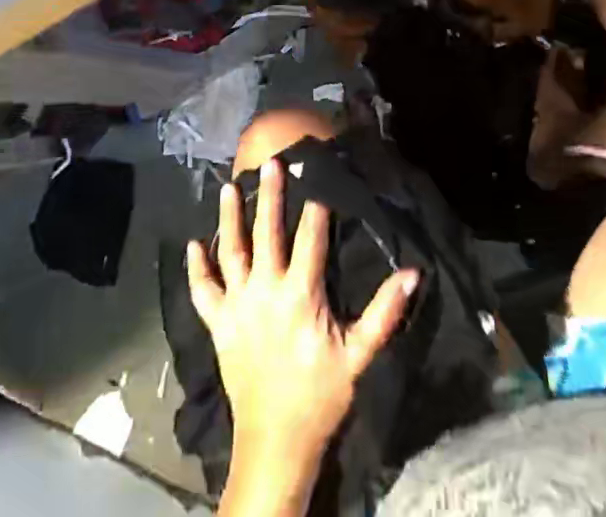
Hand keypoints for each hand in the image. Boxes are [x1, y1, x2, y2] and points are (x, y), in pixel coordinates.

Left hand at [187, 158, 417, 468]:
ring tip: (228, 186)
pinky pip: (203, 291)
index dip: (316, 209)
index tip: (319, 180)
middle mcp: (264, 291)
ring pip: (231, 252)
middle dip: (270, 196)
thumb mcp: (359, 355)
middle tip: (271, 162)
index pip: (310, 239)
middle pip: (267, 233)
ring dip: (229, 218)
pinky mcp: (218, 326)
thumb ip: (384, 312)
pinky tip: (192, 244)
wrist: (275, 441)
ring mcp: (237, 307)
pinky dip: (196, 267)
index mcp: (300, 295)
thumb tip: (413, 273)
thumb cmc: (321, 394)